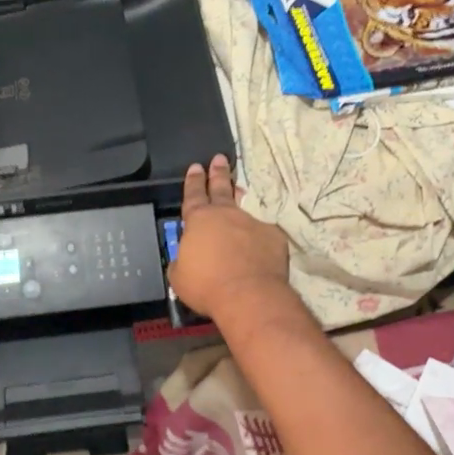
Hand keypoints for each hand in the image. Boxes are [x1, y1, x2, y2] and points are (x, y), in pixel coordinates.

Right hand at [167, 154, 292, 323]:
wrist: (248, 295)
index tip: (196, 166)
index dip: (193, 181)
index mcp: (199, 220)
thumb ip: (181, 262)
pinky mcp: (273, 237)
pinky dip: (259, 238)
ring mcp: (252, 223)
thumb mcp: (180, 277)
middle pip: (220, 188)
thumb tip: (184, 260)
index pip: (193, 194)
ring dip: (239, 201)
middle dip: (218, 173)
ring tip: (239, 191)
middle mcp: (226, 215)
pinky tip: (259, 248)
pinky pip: (264, 234)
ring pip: (244, 208)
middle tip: (219, 158)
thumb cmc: (207, 286)